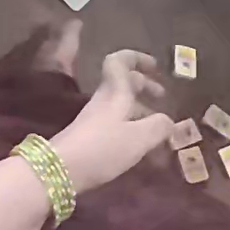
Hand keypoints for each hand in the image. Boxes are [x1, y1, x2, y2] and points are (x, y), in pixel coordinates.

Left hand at [50, 50, 172, 191]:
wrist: (61, 171)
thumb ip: (158, 127)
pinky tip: (140, 145)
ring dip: (140, 111)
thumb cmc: (102, 148)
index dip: (137, 58)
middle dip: (144, 86)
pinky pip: (114, 125)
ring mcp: (94, 120)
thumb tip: (168, 121)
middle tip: (162, 97)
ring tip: (158, 128)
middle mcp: (103, 102)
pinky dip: (131, 128)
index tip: (155, 67)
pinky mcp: (89, 139)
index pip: (120, 62)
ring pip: (120, 106)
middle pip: (122, 84)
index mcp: (115, 93)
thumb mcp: (138, 138)